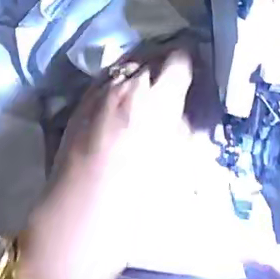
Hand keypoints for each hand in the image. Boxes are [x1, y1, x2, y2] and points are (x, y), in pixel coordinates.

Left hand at [19, 49, 195, 278]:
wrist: (78, 224)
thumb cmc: (139, 201)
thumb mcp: (180, 161)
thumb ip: (190, 124)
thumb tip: (196, 107)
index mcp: (158, 97)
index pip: (182, 58)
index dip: (194, 62)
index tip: (201, 72)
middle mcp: (127, 84)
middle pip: (154, 54)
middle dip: (169, 63)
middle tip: (180, 80)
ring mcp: (100, 91)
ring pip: (129, 63)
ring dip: (144, 70)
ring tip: (153, 89)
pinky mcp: (80, 103)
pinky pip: (109, 79)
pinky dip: (122, 82)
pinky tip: (127, 101)